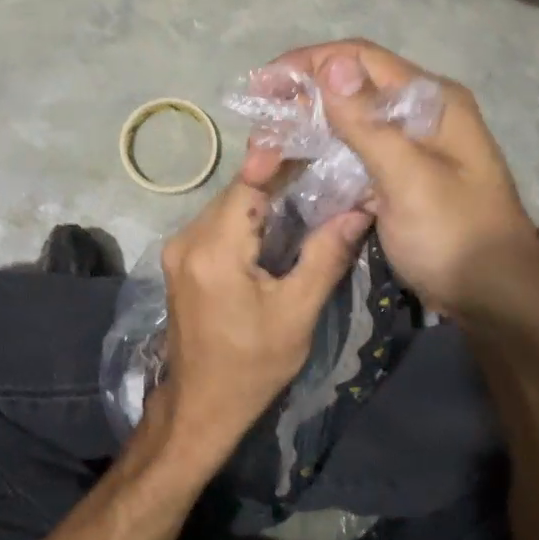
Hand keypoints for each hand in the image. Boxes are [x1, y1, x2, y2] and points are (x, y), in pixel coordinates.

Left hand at [150, 153, 370, 462]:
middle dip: (280, 179)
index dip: (281, 157)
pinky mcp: (181, 262)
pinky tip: (281, 222)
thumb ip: (325, 256)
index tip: (313, 134)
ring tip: (312, 188)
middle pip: (238, 192)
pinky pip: (218, 226)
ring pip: (228, 206)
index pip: (249, 183)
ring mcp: (178, 250)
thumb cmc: (252, 366)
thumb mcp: (296, 313)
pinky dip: (249, 220)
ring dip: (265, 199)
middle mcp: (186, 240)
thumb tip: (360, 209)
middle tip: (327, 164)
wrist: (201, 405)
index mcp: (214, 250)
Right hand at [266, 40, 538, 317]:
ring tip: (266, 152)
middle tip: (258, 129)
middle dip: (300, 103)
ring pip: (346, 127)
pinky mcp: (398, 182)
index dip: (307, 64)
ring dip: (306, 134)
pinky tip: (292, 174)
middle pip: (349, 92)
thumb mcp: (409, 178)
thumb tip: (331, 62)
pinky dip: (322, 162)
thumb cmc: (455, 235)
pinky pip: (352, 159)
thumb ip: (367, 122)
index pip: (359, 60)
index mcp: (431, 101)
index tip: (261, 84)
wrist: (493, 298)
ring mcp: (409, 150)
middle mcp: (419, 116)